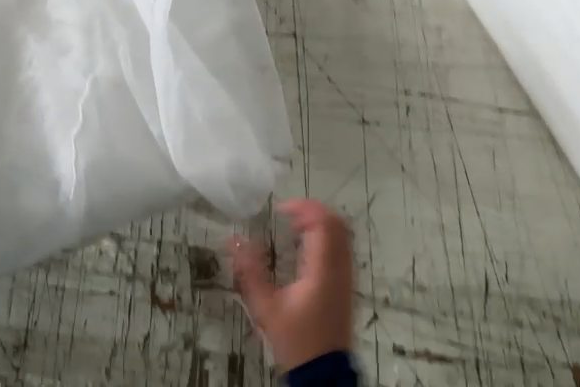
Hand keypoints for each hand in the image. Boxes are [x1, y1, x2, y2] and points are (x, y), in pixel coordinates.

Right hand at [229, 199, 354, 369]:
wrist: (322, 372)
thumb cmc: (294, 338)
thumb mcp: (266, 307)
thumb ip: (250, 272)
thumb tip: (233, 240)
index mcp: (322, 270)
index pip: (323, 224)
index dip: (304, 208)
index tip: (281, 209)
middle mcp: (339, 269)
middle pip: (337, 225)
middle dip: (314, 211)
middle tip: (289, 214)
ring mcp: (346, 278)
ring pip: (343, 236)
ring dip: (321, 224)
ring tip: (296, 225)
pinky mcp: (346, 286)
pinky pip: (343, 249)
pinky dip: (327, 237)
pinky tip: (306, 246)